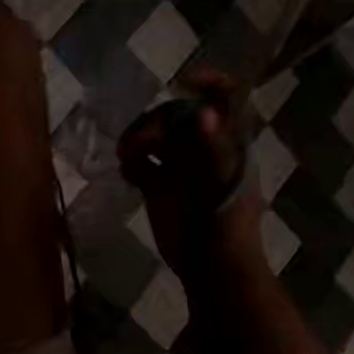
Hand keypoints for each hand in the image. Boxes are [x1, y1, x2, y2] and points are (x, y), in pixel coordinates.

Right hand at [117, 71, 264, 285]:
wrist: (213, 271)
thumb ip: (212, 148)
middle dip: (156, 120)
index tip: (183, 82)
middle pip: (178, 116)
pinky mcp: (159, 189)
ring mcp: (179, 169)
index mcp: (228, 143)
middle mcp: (202, 150)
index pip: (225, 100)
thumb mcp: (223, 186)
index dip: (209, 84)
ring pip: (156, 137)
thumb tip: (203, 113)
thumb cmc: (225, 228)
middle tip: (139, 140)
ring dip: (138, 137)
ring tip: (125, 152)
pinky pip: (141, 164)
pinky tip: (127, 172)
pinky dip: (131, 162)